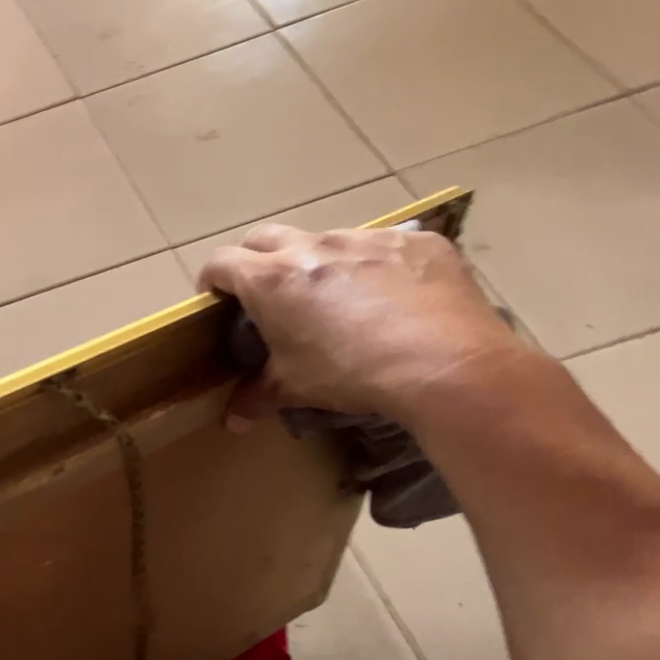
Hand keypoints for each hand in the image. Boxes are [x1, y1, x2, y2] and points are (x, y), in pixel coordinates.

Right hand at [200, 223, 530, 424]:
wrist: (448, 366)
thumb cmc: (352, 374)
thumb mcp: (294, 388)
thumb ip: (257, 396)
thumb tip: (232, 421)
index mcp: (272, 279)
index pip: (220, 263)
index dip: (211, 280)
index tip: (217, 301)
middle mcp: (313, 247)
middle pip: (263, 237)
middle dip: (255, 260)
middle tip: (267, 293)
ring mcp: (368, 239)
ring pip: (325, 238)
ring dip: (317, 261)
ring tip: (335, 297)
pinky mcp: (418, 241)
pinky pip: (383, 245)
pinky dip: (374, 265)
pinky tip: (391, 298)